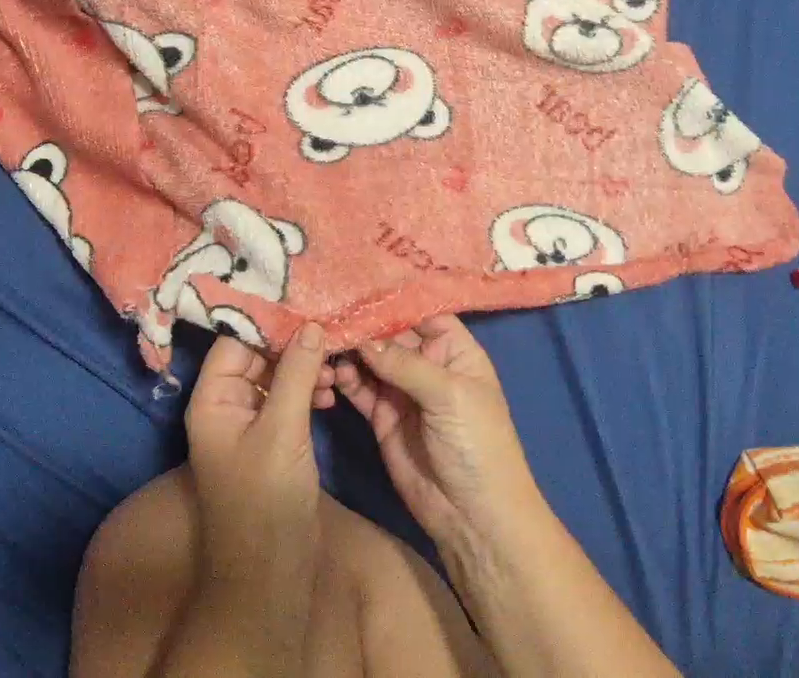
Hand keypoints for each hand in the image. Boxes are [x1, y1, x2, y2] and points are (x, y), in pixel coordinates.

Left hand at [183, 324, 335, 576]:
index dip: (268, 319)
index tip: (307, 299)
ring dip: (306, 367)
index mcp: (213, 399)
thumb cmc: (266, 499)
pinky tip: (333, 393)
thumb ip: (296, 374)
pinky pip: (288, 398)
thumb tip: (312, 324)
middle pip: (258, 354)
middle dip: (294, 342)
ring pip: (277, 375)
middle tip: (332, 331)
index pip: (236, 340)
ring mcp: (250, 422)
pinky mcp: (273, 438)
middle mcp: (227, 404)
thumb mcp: (282, 431)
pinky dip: (310, 390)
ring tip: (335, 371)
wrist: (271, 573)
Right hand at [332, 314, 540, 551]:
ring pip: (371, 359)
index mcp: (455, 349)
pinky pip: (359, 388)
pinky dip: (344, 378)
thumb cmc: (477, 444)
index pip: (421, 312)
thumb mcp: (449, 395)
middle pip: (390, 333)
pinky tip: (327, 370)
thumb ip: (405, 364)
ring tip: (321, 339)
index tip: (354, 284)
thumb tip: (362, 338)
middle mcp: (428, 363)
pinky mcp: (382, 416)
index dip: (391, 300)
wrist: (473, 515)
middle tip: (325, 307)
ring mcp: (403, 390)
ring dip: (348, 350)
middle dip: (362, 322)